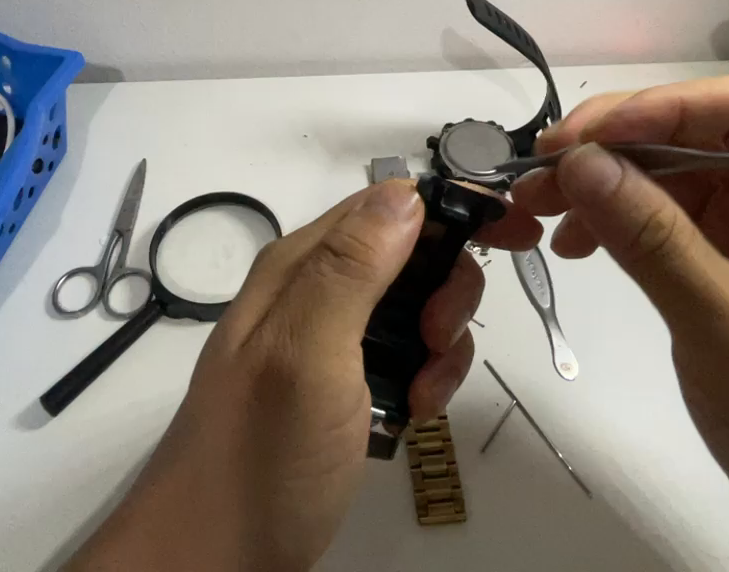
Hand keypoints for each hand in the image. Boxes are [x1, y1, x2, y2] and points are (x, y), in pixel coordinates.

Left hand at [64, 179, 539, 571]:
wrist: (216, 554)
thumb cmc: (263, 451)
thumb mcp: (307, 353)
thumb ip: (352, 269)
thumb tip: (406, 193)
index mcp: (303, 262)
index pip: (390, 203)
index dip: (453, 209)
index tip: (511, 236)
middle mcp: (316, 287)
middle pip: (411, 253)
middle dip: (447, 289)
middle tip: (438, 338)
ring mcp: (330, 336)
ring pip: (416, 306)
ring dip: (441, 342)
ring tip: (424, 391)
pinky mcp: (344, 381)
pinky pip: (406, 354)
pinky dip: (427, 375)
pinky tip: (417, 409)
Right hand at [511, 75, 728, 571]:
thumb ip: (653, 241)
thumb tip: (579, 162)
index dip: (662, 107)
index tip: (585, 137)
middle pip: (697, 135)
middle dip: (614, 146)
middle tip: (541, 168)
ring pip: (670, 173)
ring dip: (601, 182)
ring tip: (537, 204)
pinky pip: (663, 218)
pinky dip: (613, 222)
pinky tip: (573, 242)